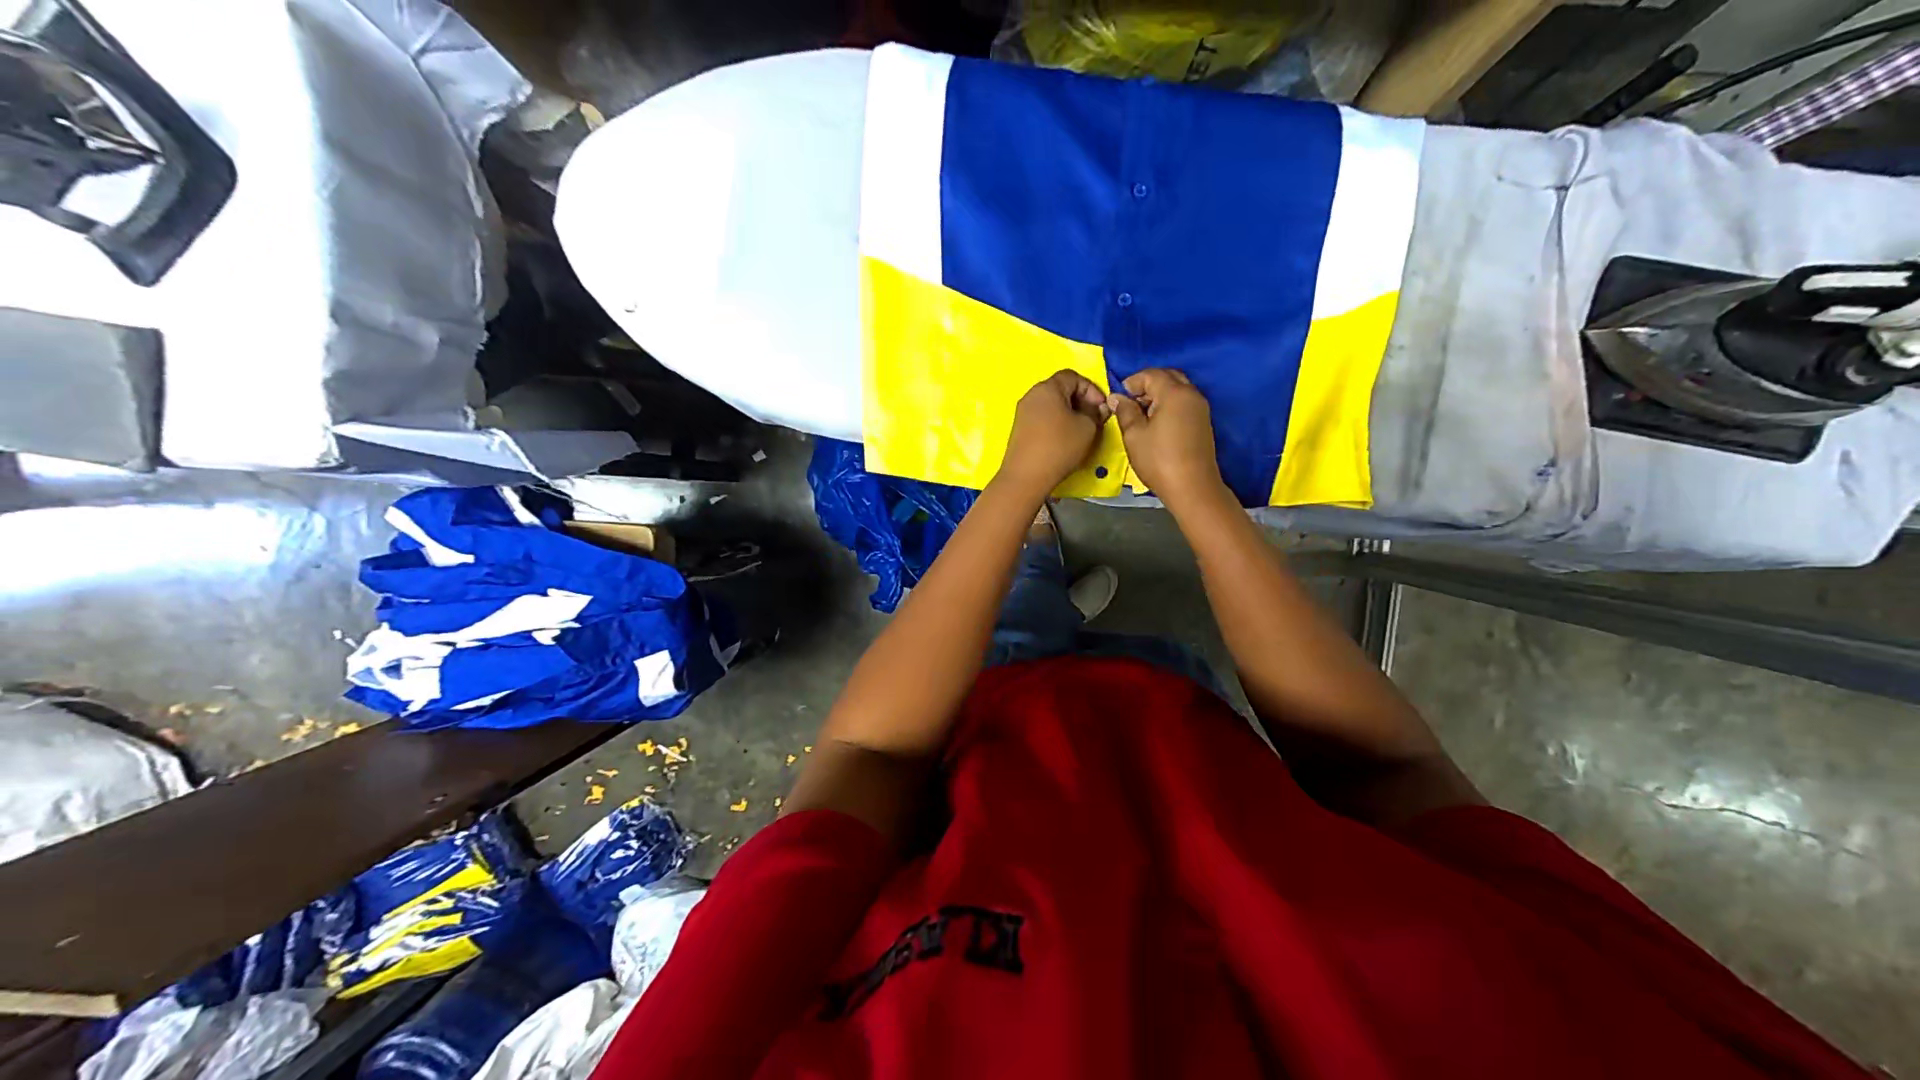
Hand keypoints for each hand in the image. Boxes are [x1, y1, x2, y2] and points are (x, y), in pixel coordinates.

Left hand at [997, 370, 1111, 495]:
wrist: (1026, 476)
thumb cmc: (1060, 446)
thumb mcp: (1088, 428)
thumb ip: (1096, 413)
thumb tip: (1097, 408)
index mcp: (1048, 388)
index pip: (1073, 377)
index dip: (1092, 389)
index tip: (1101, 408)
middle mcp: (1032, 395)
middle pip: (1061, 389)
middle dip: (1081, 401)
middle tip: (1094, 419)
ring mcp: (1023, 412)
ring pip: (1052, 405)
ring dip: (1070, 413)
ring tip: (1082, 431)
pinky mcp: (1020, 428)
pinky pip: (1043, 418)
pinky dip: (1057, 423)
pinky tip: (1065, 439)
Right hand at [1108, 368, 1225, 505]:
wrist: (1192, 487)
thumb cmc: (1159, 460)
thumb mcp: (1134, 435)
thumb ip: (1125, 411)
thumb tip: (1117, 397)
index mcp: (1174, 393)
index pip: (1151, 374)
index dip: (1132, 382)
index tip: (1119, 398)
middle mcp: (1191, 394)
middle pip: (1168, 377)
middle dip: (1148, 385)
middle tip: (1131, 403)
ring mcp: (1201, 408)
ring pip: (1178, 389)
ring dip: (1159, 395)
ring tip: (1142, 415)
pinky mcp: (1203, 421)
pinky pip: (1184, 402)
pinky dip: (1169, 405)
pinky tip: (1157, 423)